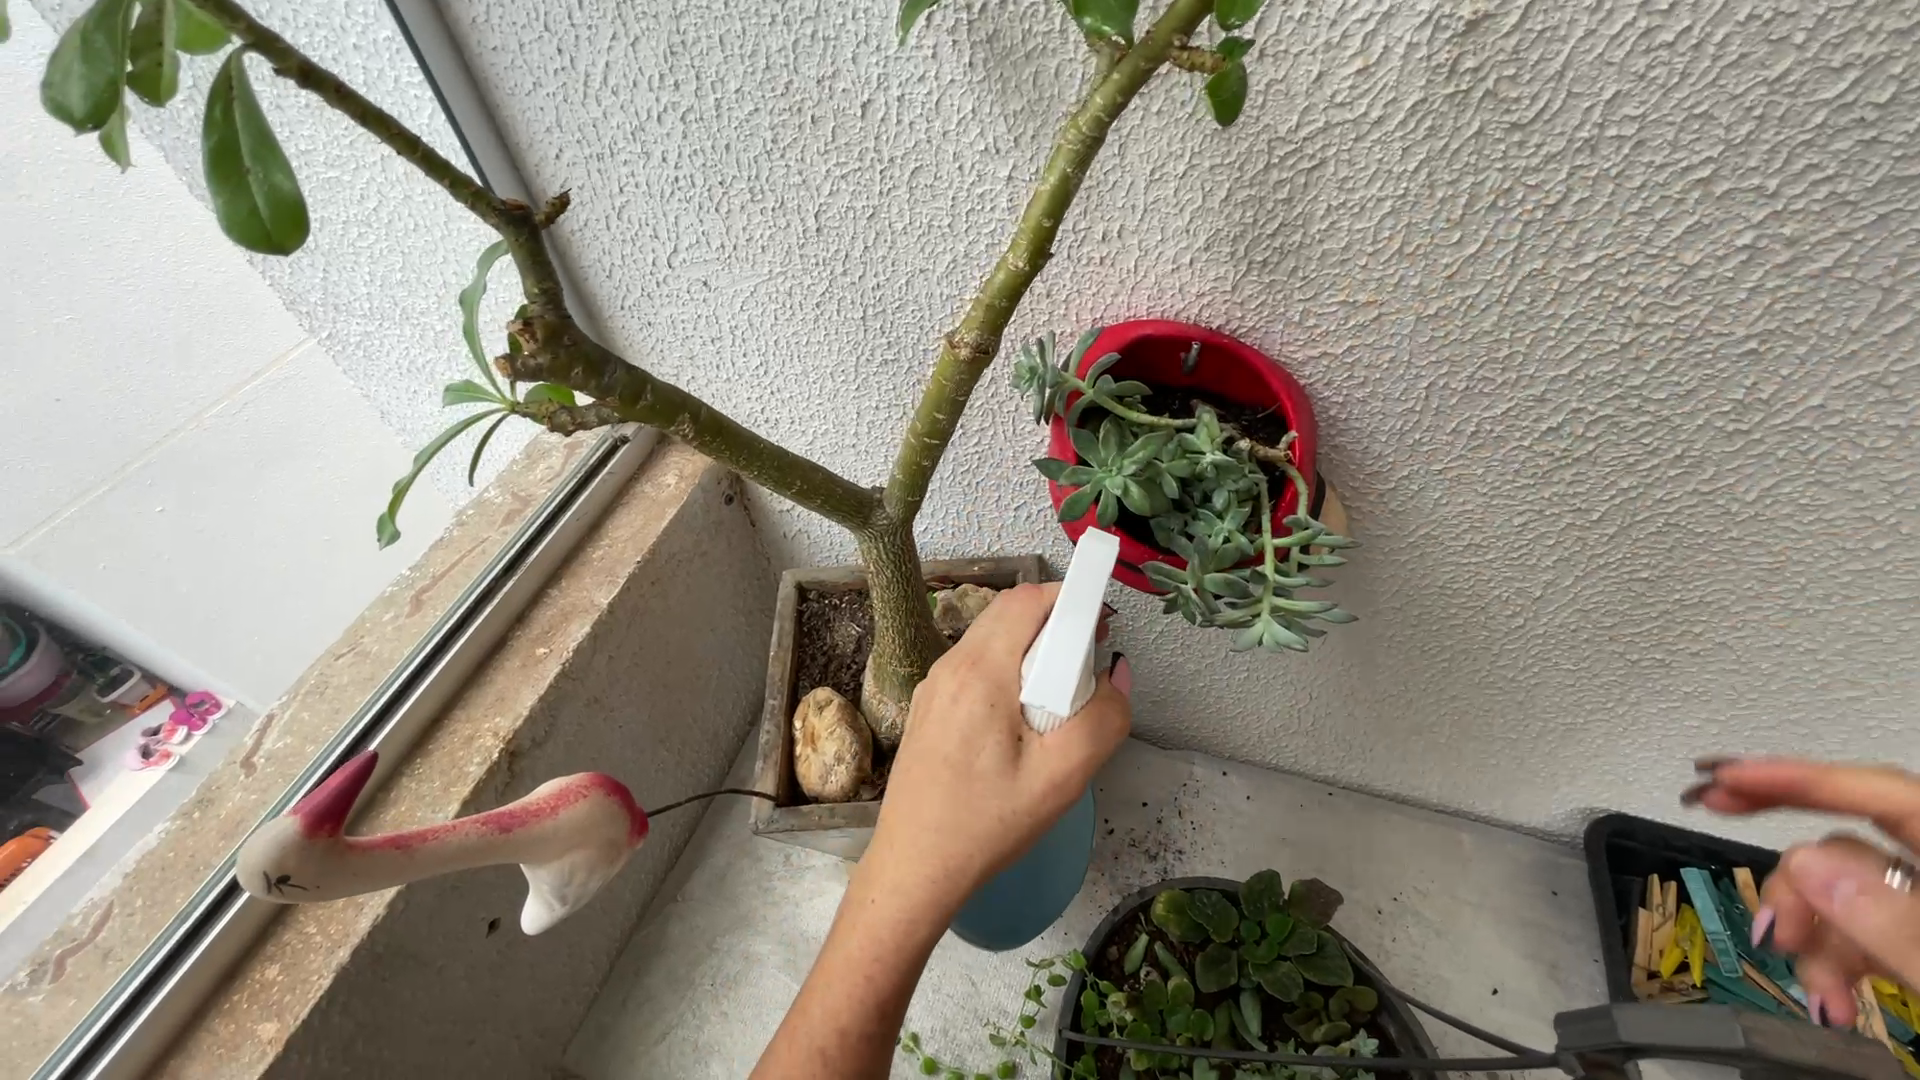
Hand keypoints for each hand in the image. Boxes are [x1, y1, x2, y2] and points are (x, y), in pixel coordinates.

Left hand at [861, 582, 1132, 920]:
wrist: (914, 866)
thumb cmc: (987, 824)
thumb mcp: (1063, 777)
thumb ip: (1104, 718)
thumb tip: (1115, 673)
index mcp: (981, 672)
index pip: (1028, 599)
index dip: (1071, 599)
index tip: (1100, 626)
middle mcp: (951, 666)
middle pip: (1009, 612)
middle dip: (1055, 623)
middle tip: (1086, 663)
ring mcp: (934, 685)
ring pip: (991, 637)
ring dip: (1031, 648)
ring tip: (1058, 697)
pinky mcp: (929, 706)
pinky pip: (974, 665)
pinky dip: (1007, 669)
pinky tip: (1021, 720)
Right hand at [1688, 757, 1919, 1025]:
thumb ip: (1902, 928)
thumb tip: (1806, 862)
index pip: (1885, 795)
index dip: (1796, 778)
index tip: (1718, 778)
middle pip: (1854, 846)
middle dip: (1798, 885)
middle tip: (1750, 902)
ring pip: (1848, 895)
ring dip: (1814, 938)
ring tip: (1813, 991)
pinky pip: (1864, 931)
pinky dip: (1835, 959)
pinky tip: (1831, 998)